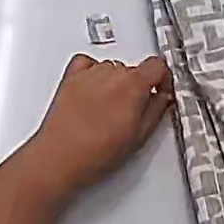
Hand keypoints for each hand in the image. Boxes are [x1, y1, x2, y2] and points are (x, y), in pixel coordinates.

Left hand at [0, 53, 174, 223]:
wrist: (60, 159)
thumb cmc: (95, 153)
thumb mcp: (140, 136)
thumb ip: (157, 110)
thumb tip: (163, 99)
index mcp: (133, 85)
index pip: (158, 66)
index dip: (163, 78)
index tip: (160, 90)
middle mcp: (111, 73)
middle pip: (134, 69)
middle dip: (138, 86)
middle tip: (135, 110)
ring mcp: (89, 74)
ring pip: (112, 67)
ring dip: (115, 82)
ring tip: (111, 108)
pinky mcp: (70, 79)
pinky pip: (86, 63)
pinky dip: (92, 71)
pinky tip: (95, 89)